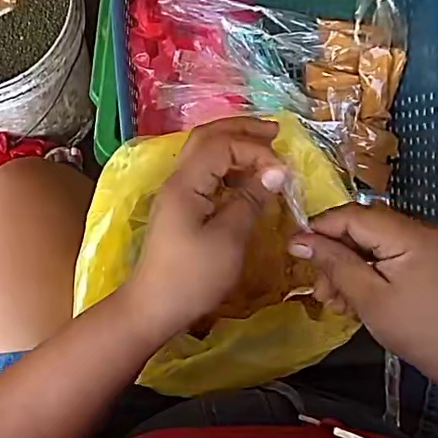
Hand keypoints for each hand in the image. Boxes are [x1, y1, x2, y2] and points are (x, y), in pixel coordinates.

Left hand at [120, 116, 287, 338]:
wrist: (154, 307)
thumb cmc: (192, 277)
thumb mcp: (228, 239)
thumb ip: (251, 200)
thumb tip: (275, 171)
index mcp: (186, 184)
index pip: (223, 145)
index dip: (256, 150)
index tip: (283, 171)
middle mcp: (178, 180)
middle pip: (208, 137)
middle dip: (242, 130)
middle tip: (276, 131)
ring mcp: (177, 193)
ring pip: (205, 153)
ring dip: (235, 144)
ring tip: (266, 148)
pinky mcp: (181, 208)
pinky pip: (206, 173)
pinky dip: (229, 166)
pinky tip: (248, 176)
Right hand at [289, 203, 437, 381]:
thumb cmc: (417, 329)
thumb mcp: (368, 298)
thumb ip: (335, 264)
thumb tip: (300, 240)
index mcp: (409, 234)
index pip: (353, 215)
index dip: (320, 228)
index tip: (295, 249)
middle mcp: (418, 231)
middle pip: (361, 228)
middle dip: (334, 255)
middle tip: (320, 290)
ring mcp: (423, 246)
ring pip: (370, 244)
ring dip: (346, 268)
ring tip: (335, 302)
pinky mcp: (423, 261)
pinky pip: (385, 257)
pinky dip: (365, 274)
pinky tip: (354, 300)